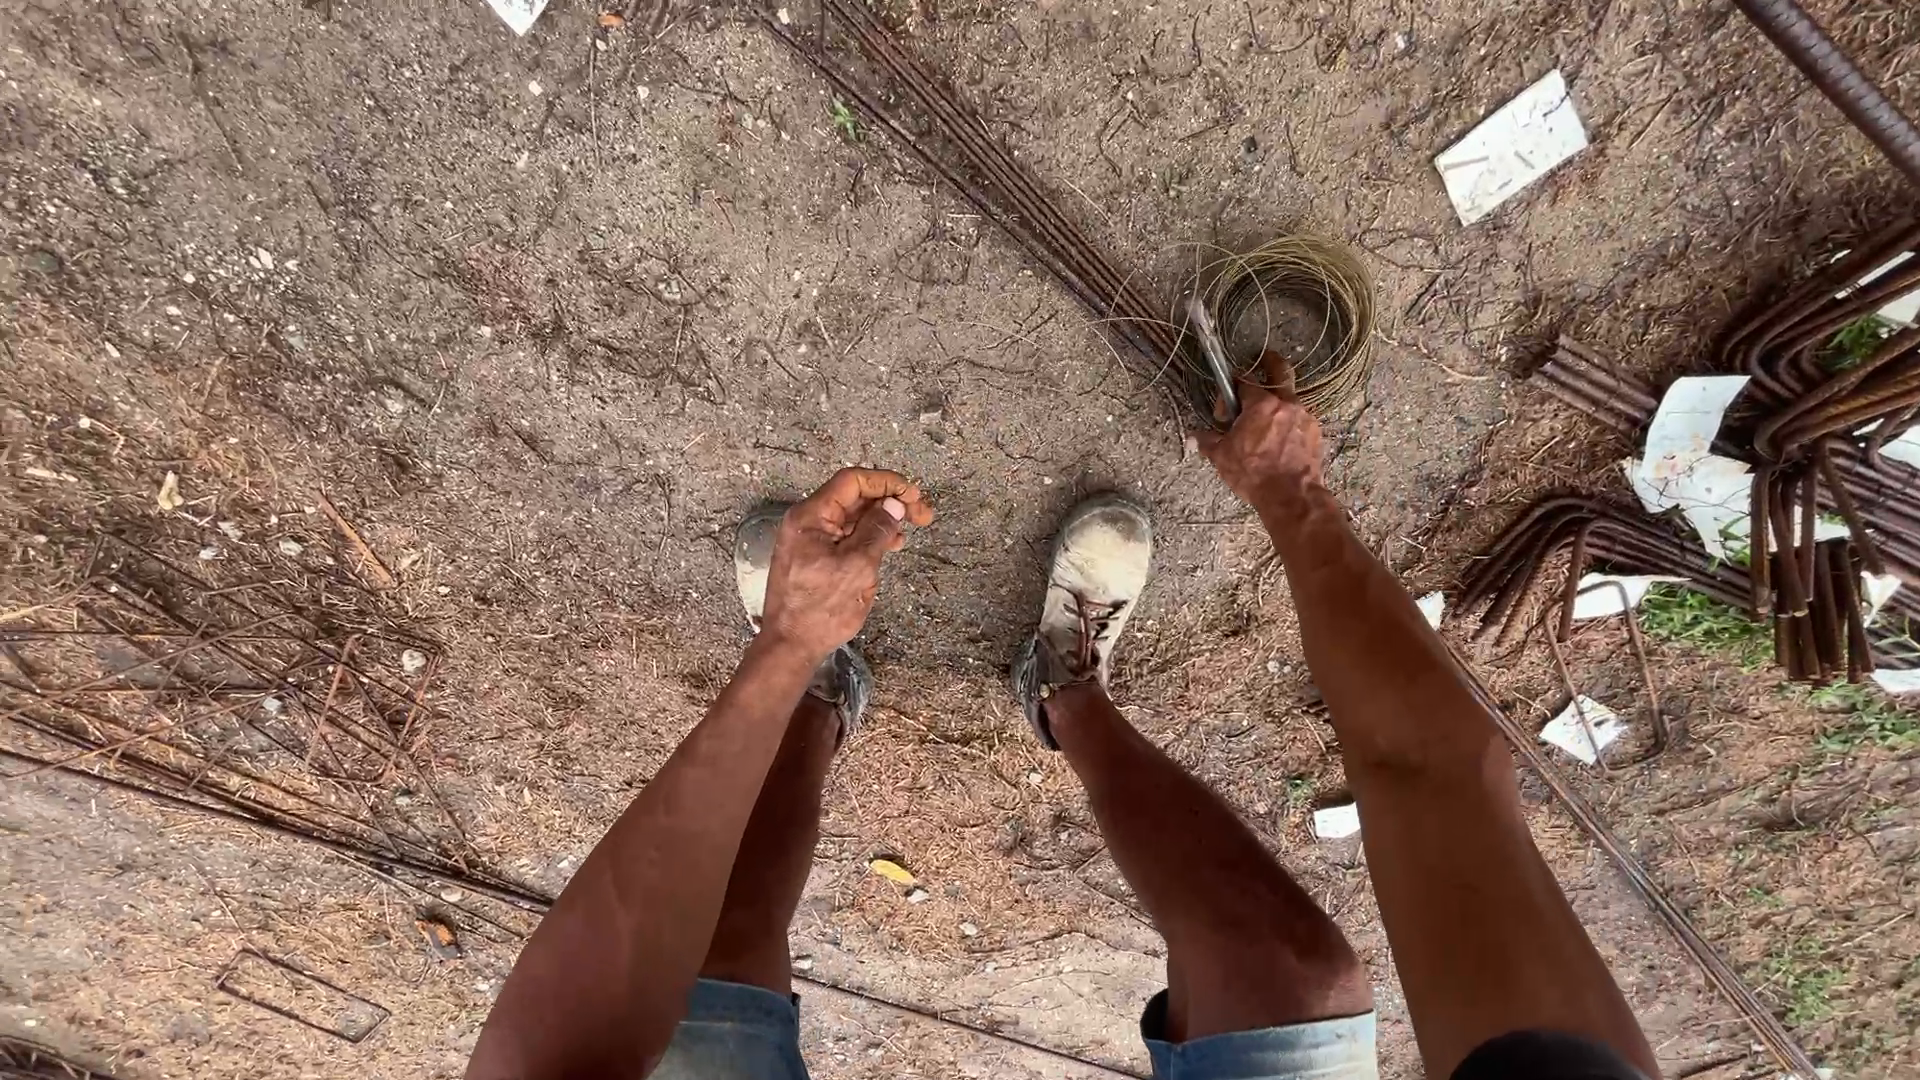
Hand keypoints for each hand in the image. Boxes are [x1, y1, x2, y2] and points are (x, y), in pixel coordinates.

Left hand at [760, 468, 934, 662]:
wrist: (791, 645)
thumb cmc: (819, 611)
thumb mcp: (857, 567)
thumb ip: (877, 530)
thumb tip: (894, 505)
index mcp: (810, 517)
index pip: (852, 481)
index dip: (887, 483)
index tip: (913, 495)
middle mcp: (808, 522)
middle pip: (854, 497)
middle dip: (889, 501)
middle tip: (921, 514)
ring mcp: (811, 539)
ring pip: (853, 516)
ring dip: (882, 519)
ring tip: (907, 532)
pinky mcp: (816, 556)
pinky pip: (846, 535)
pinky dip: (870, 536)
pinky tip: (889, 544)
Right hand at [1194, 350, 1327, 517]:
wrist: (1291, 495)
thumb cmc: (1255, 474)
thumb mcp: (1221, 457)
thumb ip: (1208, 441)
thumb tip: (1195, 437)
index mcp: (1261, 405)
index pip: (1243, 381)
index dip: (1230, 391)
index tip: (1224, 407)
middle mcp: (1286, 404)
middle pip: (1280, 373)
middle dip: (1271, 363)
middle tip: (1266, 359)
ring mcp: (1304, 418)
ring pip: (1289, 401)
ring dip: (1276, 406)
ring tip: (1264, 426)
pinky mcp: (1315, 433)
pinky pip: (1299, 421)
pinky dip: (1288, 425)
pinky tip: (1278, 443)